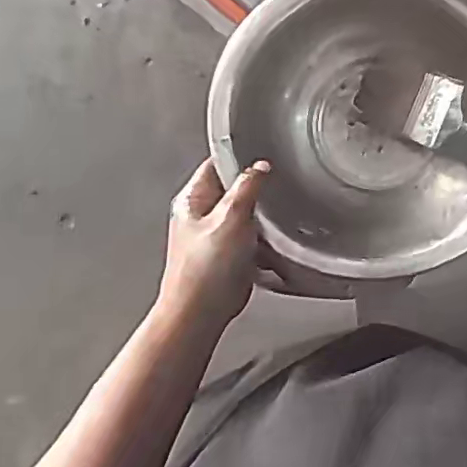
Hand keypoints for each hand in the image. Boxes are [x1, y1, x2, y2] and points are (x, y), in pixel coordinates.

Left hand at [157, 158, 269, 324]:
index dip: (239, 158)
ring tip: (273, 222)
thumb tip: (260, 166)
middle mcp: (201, 215)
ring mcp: (216, 235)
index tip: (263, 156)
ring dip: (263, 219)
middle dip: (256, 192)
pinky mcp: (230, 254)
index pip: (216, 165)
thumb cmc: (205, 268)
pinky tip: (271, 246)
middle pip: (235, 190)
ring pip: (247, 215)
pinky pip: (253, 238)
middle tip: (273, 191)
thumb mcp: (231, 217)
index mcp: (193, 200)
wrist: (202, 310)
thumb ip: (247, 187)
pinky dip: (265, 241)